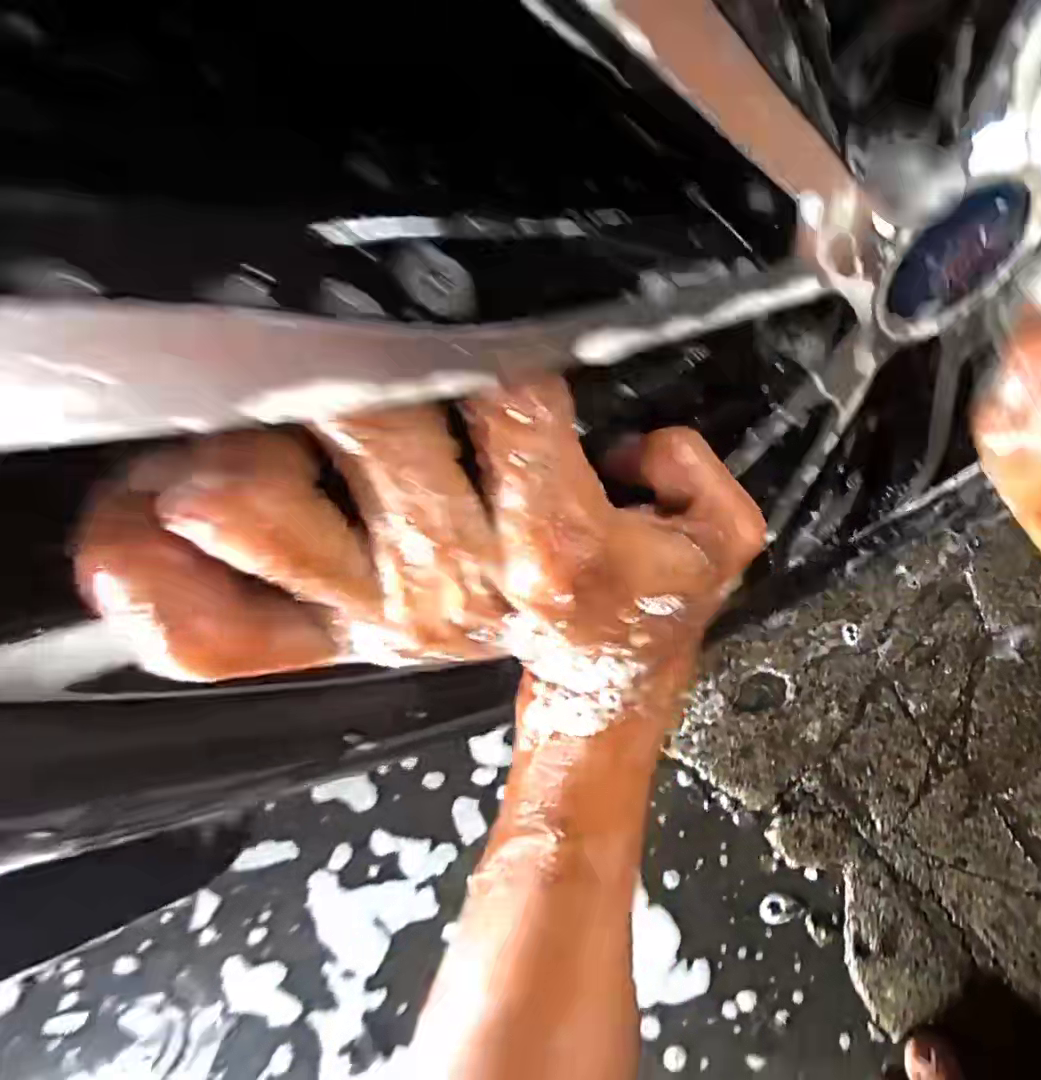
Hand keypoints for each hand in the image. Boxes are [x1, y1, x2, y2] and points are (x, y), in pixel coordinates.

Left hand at [74, 376, 763, 732]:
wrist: (615, 674)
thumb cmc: (660, 599)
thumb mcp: (726, 535)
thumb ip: (701, 470)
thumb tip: (630, 437)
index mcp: (563, 550)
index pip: (507, 408)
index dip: (507, 361)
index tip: (512, 357)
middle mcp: (465, 581)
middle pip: (363, 425)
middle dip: (384, 370)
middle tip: (407, 365)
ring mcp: (386, 614)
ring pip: (244, 506)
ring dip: (256, 441)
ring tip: (309, 427)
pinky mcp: (339, 641)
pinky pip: (198, 624)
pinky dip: (153, 567)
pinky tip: (184, 509)